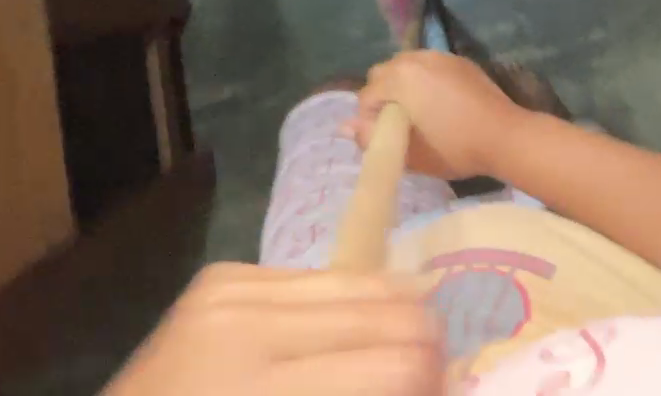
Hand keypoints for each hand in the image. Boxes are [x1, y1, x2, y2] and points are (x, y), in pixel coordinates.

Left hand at [104, 263, 442, 395]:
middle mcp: (247, 326)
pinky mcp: (220, 276)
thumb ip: (363, 395)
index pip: (395, 365)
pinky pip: (314, 277)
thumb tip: (437, 386)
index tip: (440, 394)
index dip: (436, 383)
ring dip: (390, 321)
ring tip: (393, 355)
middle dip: (425, 350)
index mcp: (259, 394)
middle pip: (389, 312)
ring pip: (360, 282)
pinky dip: (339, 309)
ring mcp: (229, 291)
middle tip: (425, 381)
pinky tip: (335, 338)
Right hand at [349, 51, 528, 179]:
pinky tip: (438, 102)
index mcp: (400, 78)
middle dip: (382, 96)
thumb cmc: (453, 147)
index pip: (367, 95)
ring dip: (403, 84)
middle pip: (383, 73)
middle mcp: (416, 59)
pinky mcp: (459, 61)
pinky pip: (430, 65)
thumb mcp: (409, 153)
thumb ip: (372, 138)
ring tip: (416, 112)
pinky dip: (425, 79)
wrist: (503, 135)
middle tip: (396, 124)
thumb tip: (344, 127)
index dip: (369, 119)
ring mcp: (440, 56)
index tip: (384, 139)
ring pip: (406, 65)